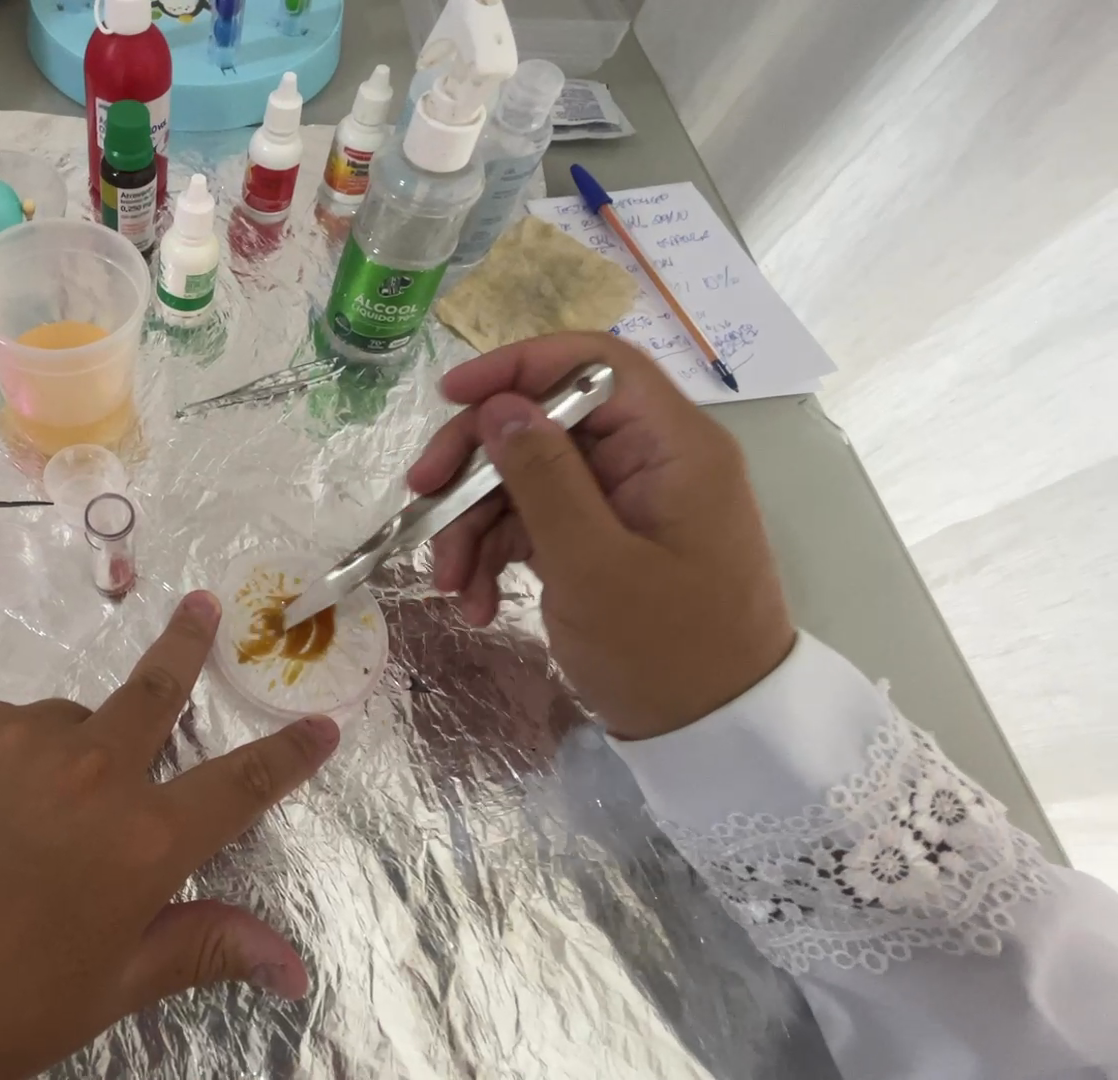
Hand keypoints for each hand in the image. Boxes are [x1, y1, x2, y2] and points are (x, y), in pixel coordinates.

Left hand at [0, 593, 339, 1079]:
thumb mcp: (108, 984)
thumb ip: (203, 947)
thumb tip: (296, 966)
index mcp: (140, 841)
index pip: (238, 785)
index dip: (287, 756)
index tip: (322, 723)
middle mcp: (92, 769)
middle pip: (157, 691)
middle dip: (187, 646)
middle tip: (201, 606)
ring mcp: (22, 734)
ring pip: (72, 722)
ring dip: (73, 751)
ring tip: (30, 814)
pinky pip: (10, 726)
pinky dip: (12, 754)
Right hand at [407, 332, 795, 740]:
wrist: (710, 732)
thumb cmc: (664, 650)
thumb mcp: (591, 563)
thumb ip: (544, 476)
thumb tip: (498, 406)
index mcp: (669, 446)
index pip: (590, 365)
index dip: (515, 368)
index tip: (448, 399)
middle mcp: (644, 461)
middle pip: (540, 424)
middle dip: (473, 464)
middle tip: (420, 499)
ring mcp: (617, 502)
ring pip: (522, 479)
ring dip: (472, 527)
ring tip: (449, 584)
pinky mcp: (595, 538)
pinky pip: (528, 524)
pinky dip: (492, 556)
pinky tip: (475, 601)